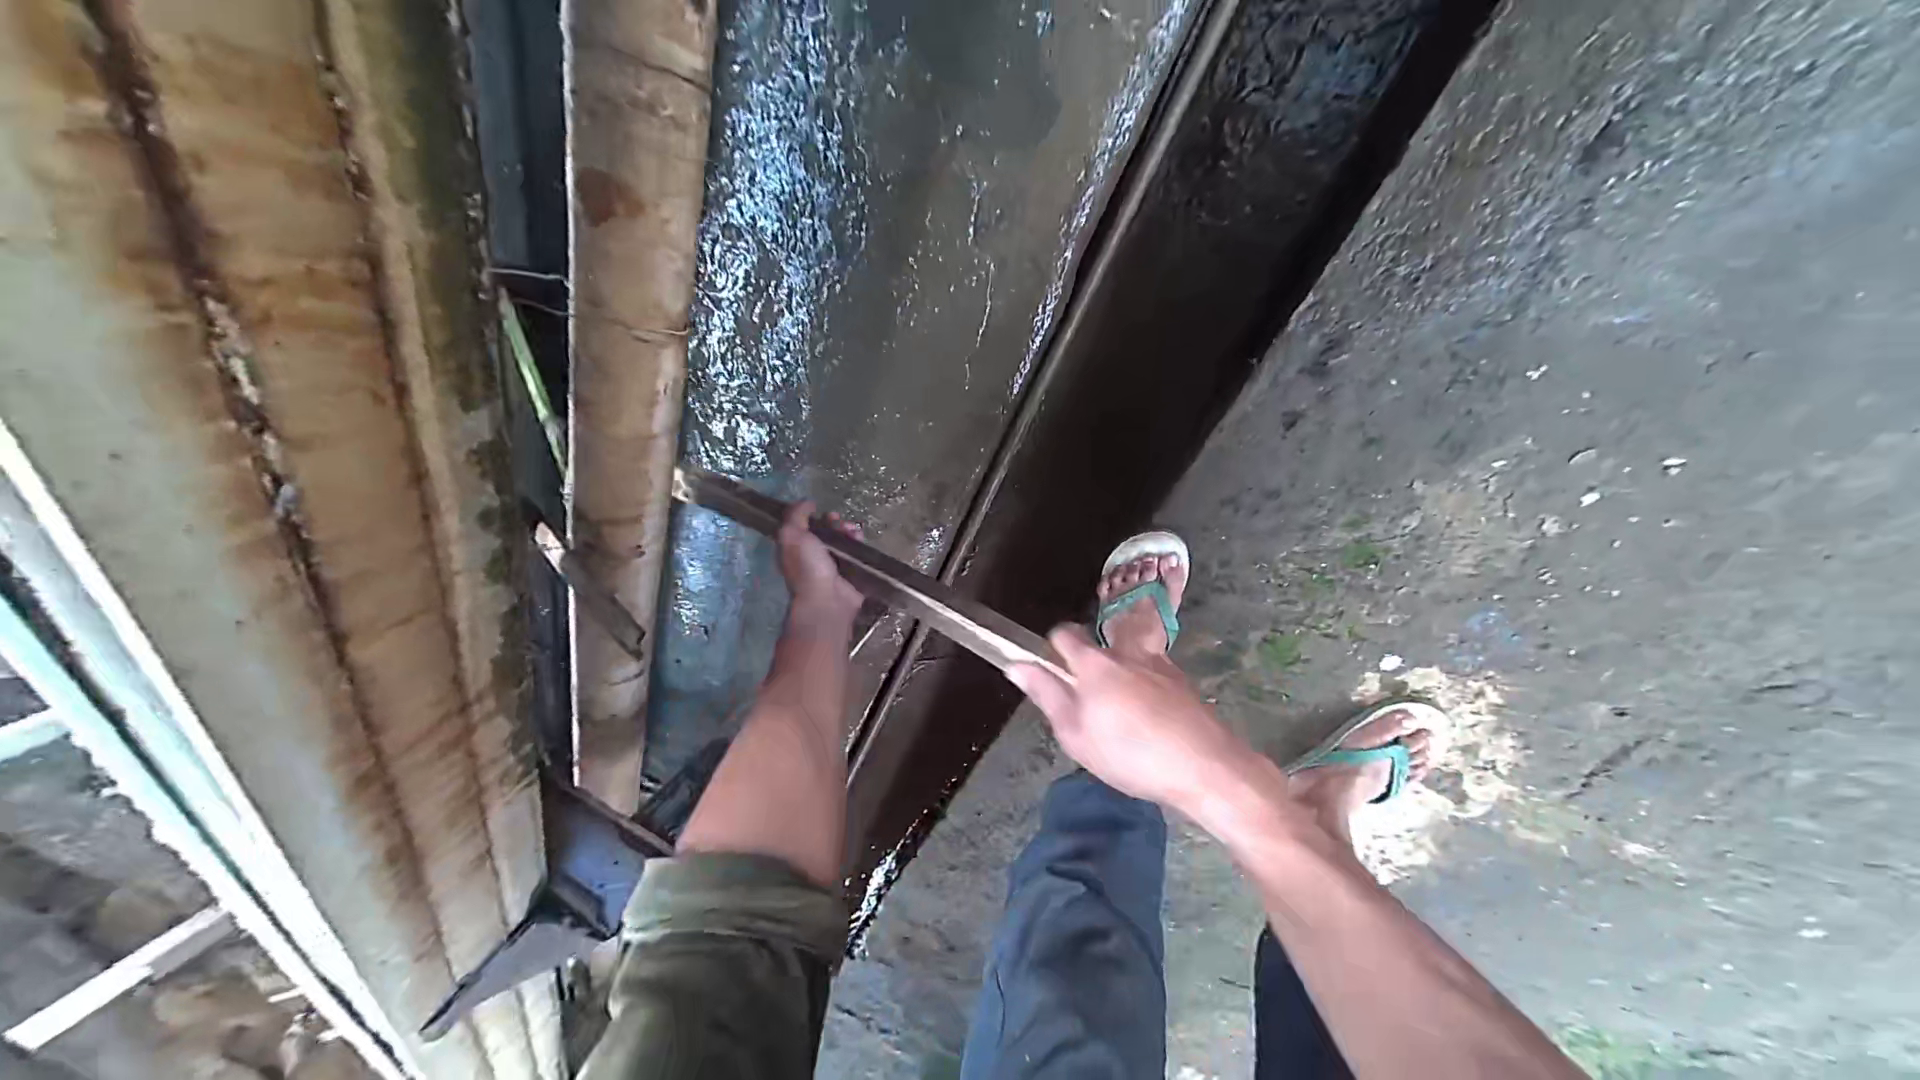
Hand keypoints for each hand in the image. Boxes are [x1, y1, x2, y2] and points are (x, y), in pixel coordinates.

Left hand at [777, 500, 862, 619]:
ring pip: (843, 540)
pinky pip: (856, 552)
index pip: (805, 526)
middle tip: (841, 523)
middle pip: (826, 532)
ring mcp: (833, 565)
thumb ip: (795, 515)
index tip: (823, 512)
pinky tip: (860, 541)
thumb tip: (807, 502)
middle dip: (835, 523)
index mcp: (795, 548)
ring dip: (849, 531)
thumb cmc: (807, 567)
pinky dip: (859, 544)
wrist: (828, 599)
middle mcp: (812, 556)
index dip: (814, 516)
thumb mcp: (792, 535)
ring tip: (854, 532)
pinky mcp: (851, 572)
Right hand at [1006, 625, 1252, 810]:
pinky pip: (1152, 676)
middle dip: (1087, 669)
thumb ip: (1046, 694)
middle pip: (1097, 649)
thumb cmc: (1130, 753)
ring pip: (1127, 662)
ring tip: (1122, 719)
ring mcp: (1159, 664)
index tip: (1053, 674)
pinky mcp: (1182, 681)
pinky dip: (1145, 690)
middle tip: (1089, 708)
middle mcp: (1126, 652)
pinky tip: (1151, 724)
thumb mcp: (1075, 733)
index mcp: (1094, 663)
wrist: (1205, 766)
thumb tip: (1017, 665)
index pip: (1063, 634)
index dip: (1052, 648)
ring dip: (1119, 679)